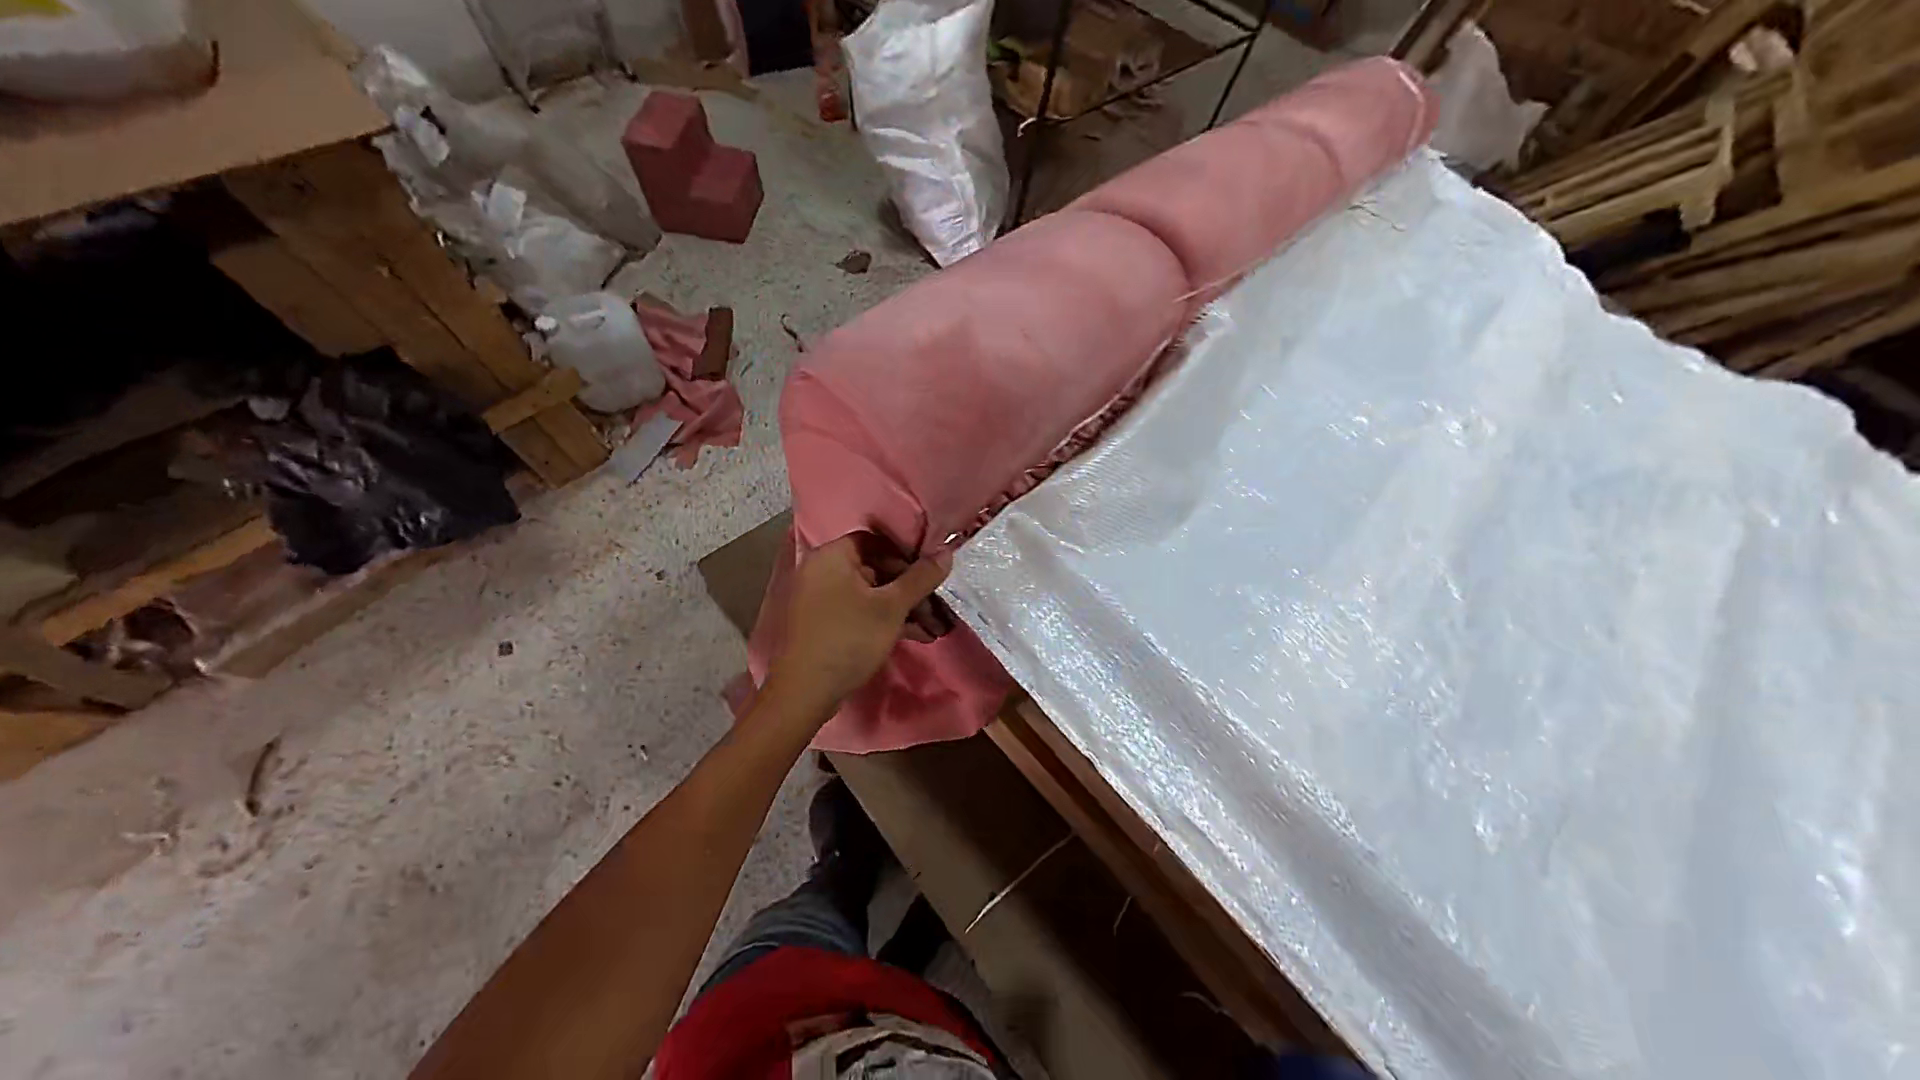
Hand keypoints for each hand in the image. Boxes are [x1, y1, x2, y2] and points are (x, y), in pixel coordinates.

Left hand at [763, 534, 951, 721]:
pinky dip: (885, 620)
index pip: (876, 541)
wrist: (805, 692)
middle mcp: (822, 570)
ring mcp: (821, 598)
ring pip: (870, 593)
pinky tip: (915, 636)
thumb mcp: (891, 607)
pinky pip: (859, 611)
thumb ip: (920, 577)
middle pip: (875, 568)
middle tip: (937, 608)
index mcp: (832, 556)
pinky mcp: (824, 623)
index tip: (931, 574)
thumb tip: (946, 552)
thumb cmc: (849, 639)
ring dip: (903, 608)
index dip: (907, 555)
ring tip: (933, 628)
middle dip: (910, 589)